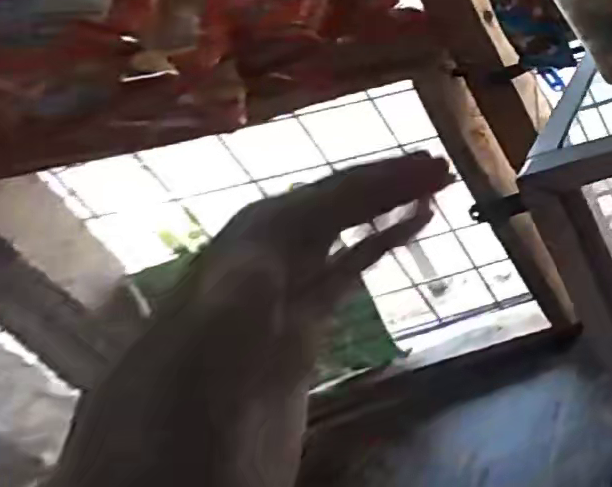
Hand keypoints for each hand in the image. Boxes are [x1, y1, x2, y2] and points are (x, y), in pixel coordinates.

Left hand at [51, 153, 450, 486]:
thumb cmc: (172, 445)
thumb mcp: (190, 380)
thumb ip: (221, 321)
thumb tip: (261, 264)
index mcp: (224, 279)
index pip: (302, 210)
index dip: (360, 184)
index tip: (418, 167)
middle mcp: (251, 280)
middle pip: (322, 213)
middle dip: (379, 184)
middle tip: (439, 166)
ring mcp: (274, 308)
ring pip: (338, 235)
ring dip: (385, 204)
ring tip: (437, 184)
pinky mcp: (295, 336)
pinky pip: (345, 271)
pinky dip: (383, 241)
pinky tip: (418, 223)